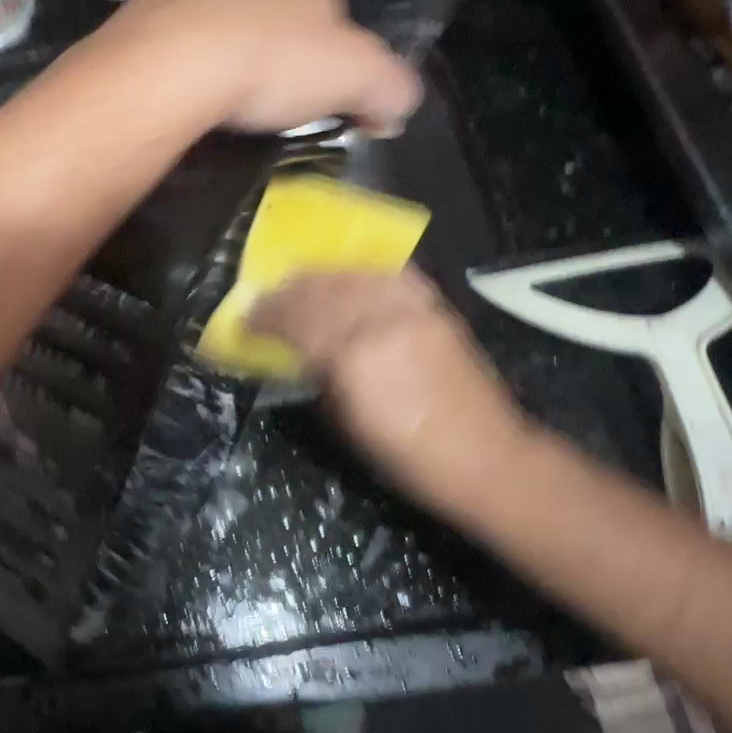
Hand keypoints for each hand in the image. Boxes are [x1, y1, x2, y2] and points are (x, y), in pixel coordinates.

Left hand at [90, 0, 422, 133]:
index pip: (334, 0)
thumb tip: (396, 108)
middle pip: (275, 9)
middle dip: (278, 49)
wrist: (171, 65)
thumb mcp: (359, 78)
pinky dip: (187, 67)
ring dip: (229, 56)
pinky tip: (189, 96)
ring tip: (229, 102)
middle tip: (275, 99)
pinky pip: (178, 43)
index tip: (324, 89)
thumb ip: (391, 88)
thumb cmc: (274, 61)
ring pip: (223, 22)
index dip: (335, 47)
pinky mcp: (146, 12)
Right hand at [249, 268, 531, 499]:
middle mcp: (379, 323)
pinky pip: (395, 277)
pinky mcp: (437, 311)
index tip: (244, 319)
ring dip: (320, 277)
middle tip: (263, 297)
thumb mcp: (346, 426)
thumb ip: (318, 379)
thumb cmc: (407, 459)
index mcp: (351, 358)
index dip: (263, 318)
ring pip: (354, 277)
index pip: (294, 321)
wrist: (487, 460)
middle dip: (286, 293)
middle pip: (320, 293)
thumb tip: (298, 356)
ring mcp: (412, 312)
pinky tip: (352, 274)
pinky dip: (367, 272)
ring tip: (299, 280)